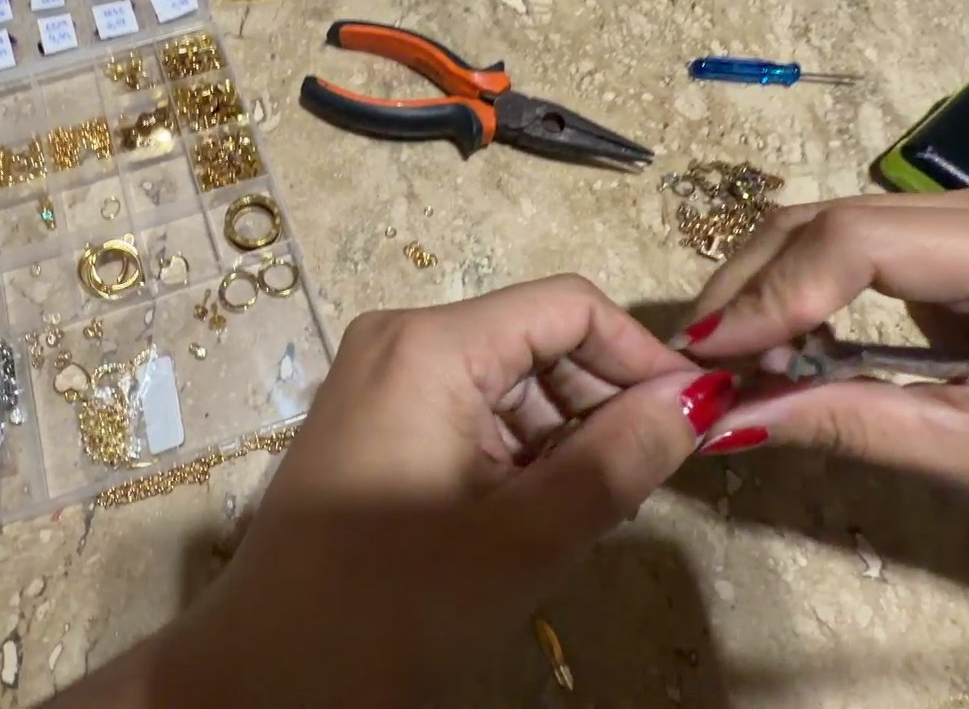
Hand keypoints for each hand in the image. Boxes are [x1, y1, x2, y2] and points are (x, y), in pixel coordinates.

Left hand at [56, 275, 734, 705]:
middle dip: (595, 397)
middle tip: (640, 476)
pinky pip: (462, 401)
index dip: (637, 352)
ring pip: (500, 374)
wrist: (271, 664)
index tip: (692, 416)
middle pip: (530, 337)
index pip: (564, 305)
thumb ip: (620, 458)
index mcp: (430, 341)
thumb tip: (697, 398)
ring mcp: (377, 370)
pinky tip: (525, 503)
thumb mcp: (525, 535)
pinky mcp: (370, 409)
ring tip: (579, 504)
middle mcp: (398, 335)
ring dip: (555, 429)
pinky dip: (510, 442)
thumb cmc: (397, 601)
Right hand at [674, 176, 968, 577]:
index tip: (709, 354)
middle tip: (701, 357)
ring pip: (829, 222)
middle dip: (752, 287)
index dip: (774, 292)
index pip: (870, 241)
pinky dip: (796, 285)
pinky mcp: (966, 228)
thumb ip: (852, 427)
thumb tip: (719, 419)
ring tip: (733, 351)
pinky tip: (778, 333)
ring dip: (765, 285)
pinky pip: (850, 240)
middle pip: (837, 220)